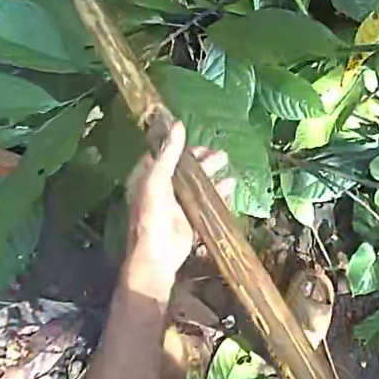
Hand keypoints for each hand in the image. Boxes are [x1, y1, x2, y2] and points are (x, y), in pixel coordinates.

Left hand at [123, 120, 229, 290]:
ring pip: (196, 183)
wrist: (158, 253)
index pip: (164, 155)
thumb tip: (179, 124)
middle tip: (220, 153)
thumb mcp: (157, 178)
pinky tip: (230, 185)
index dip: (179, 145)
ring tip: (227, 164)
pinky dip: (217, 192)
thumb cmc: (152, 213)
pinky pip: (205, 200)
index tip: (196, 138)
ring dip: (211, 173)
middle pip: (184, 168)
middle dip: (201, 159)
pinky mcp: (190, 218)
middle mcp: (161, 188)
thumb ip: (169, 153)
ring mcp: (177, 204)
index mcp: (148, 177)